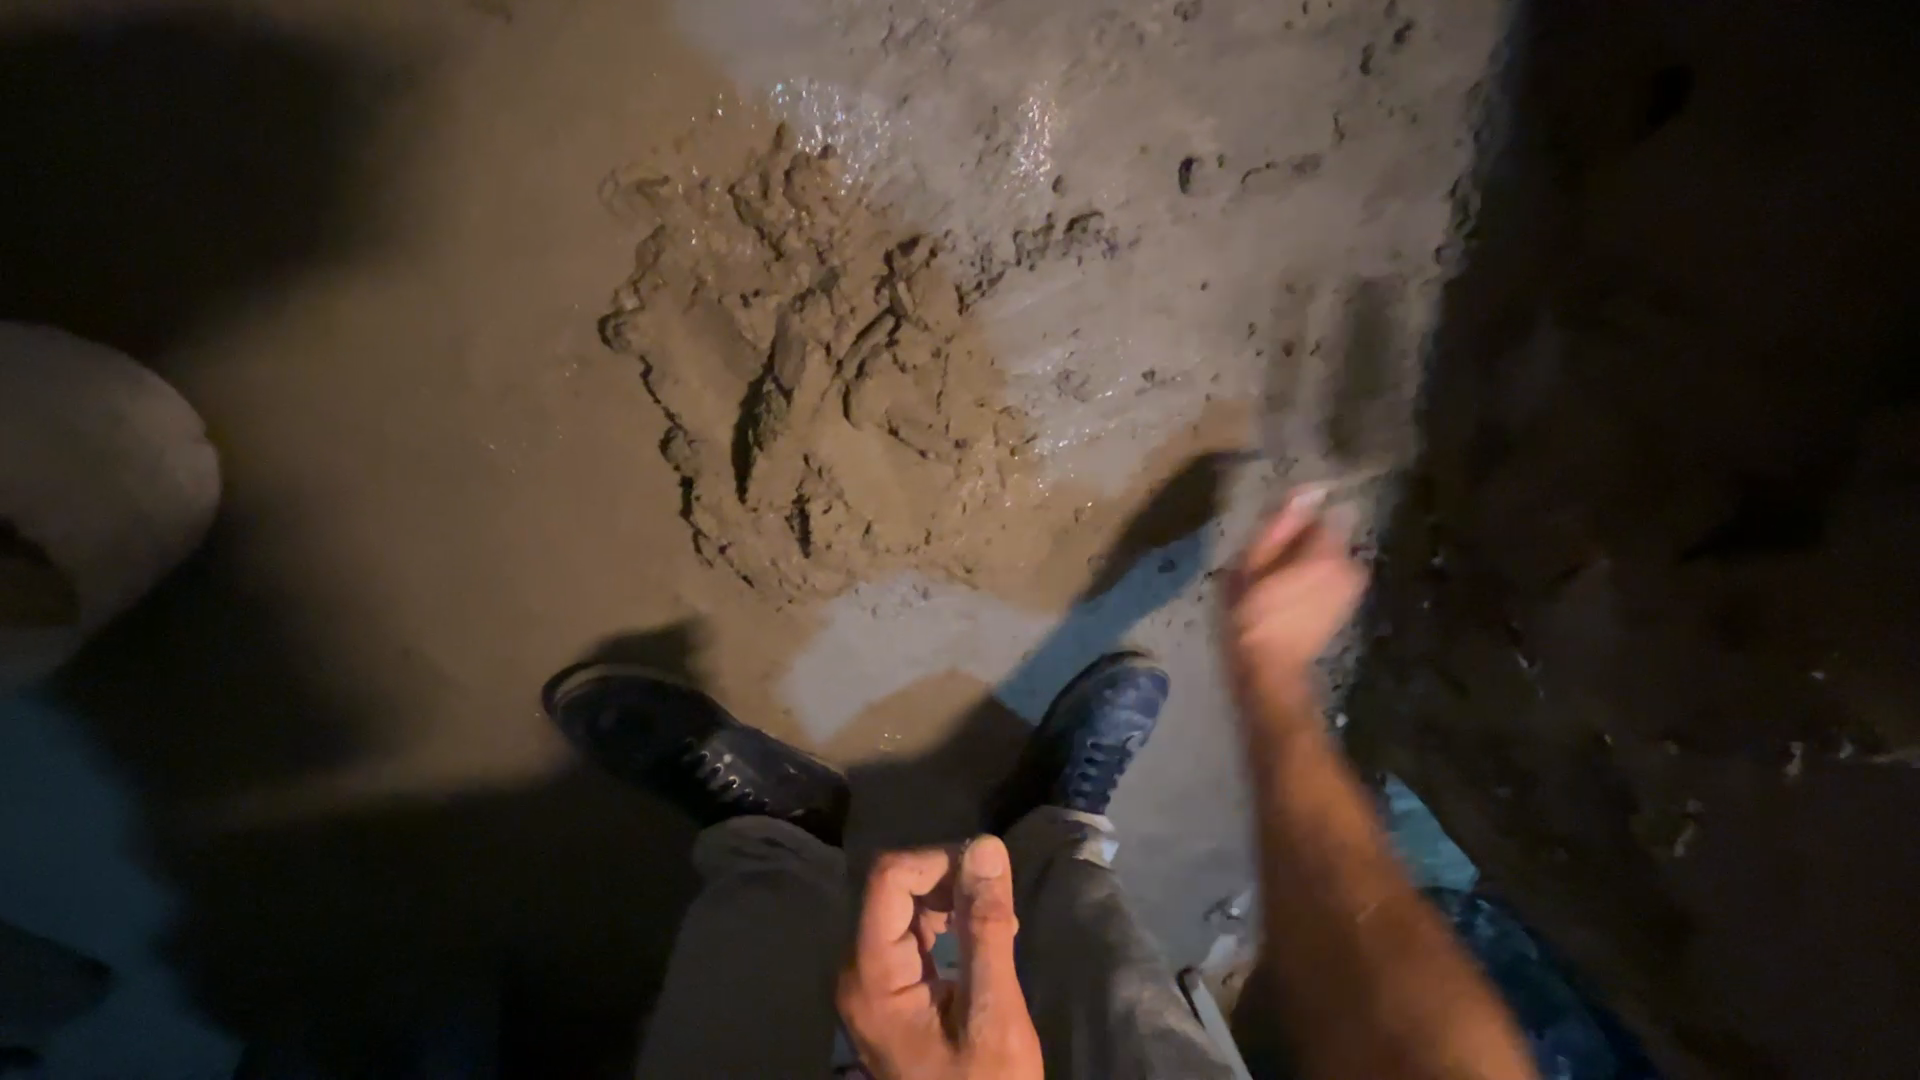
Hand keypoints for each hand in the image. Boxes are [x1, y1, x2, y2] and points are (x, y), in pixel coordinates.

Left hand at [837, 837, 1043, 1079]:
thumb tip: (986, 846)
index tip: (988, 876)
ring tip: (998, 923)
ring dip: (951, 900)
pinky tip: (984, 939)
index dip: (938, 861)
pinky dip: (947, 922)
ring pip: (903, 904)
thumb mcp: (994, 1013)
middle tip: (998, 903)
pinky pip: (912, 932)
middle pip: (893, 887)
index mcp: (871, 974)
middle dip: (948, 880)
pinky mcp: (890, 990)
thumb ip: (985, 926)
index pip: (888, 877)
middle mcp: (858, 970)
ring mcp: (871, 981)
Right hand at [1224, 487, 1368, 710]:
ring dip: (1307, 560)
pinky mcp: (1347, 603)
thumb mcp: (1249, 566)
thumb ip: (1278, 527)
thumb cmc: (1249, 616)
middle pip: (1327, 534)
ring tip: (1277, 581)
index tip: (1273, 534)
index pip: (1322, 511)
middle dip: (1302, 541)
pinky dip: (1314, 579)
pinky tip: (1290, 596)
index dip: (1296, 519)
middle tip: (1269, 562)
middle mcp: (1348, 565)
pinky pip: (1331, 576)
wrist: (1269, 669)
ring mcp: (1352, 586)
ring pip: (1330, 556)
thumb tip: (1304, 490)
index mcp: (1325, 552)